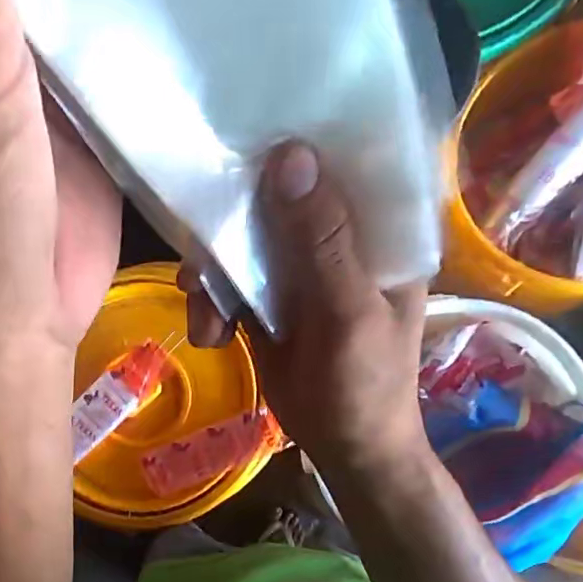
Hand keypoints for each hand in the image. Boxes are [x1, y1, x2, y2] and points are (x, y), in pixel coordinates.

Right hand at [186, 142, 429, 479]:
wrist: (345, 450)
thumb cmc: (366, 384)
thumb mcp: (348, 311)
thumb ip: (321, 241)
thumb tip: (289, 156)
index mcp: (377, 231)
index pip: (344, 161)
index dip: (299, 142)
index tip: (247, 131)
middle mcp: (336, 242)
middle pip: (277, 200)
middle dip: (232, 224)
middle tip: (204, 256)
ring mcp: (297, 273)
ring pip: (242, 244)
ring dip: (212, 275)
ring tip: (205, 316)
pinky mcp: (266, 303)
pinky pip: (228, 284)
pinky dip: (211, 305)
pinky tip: (209, 334)